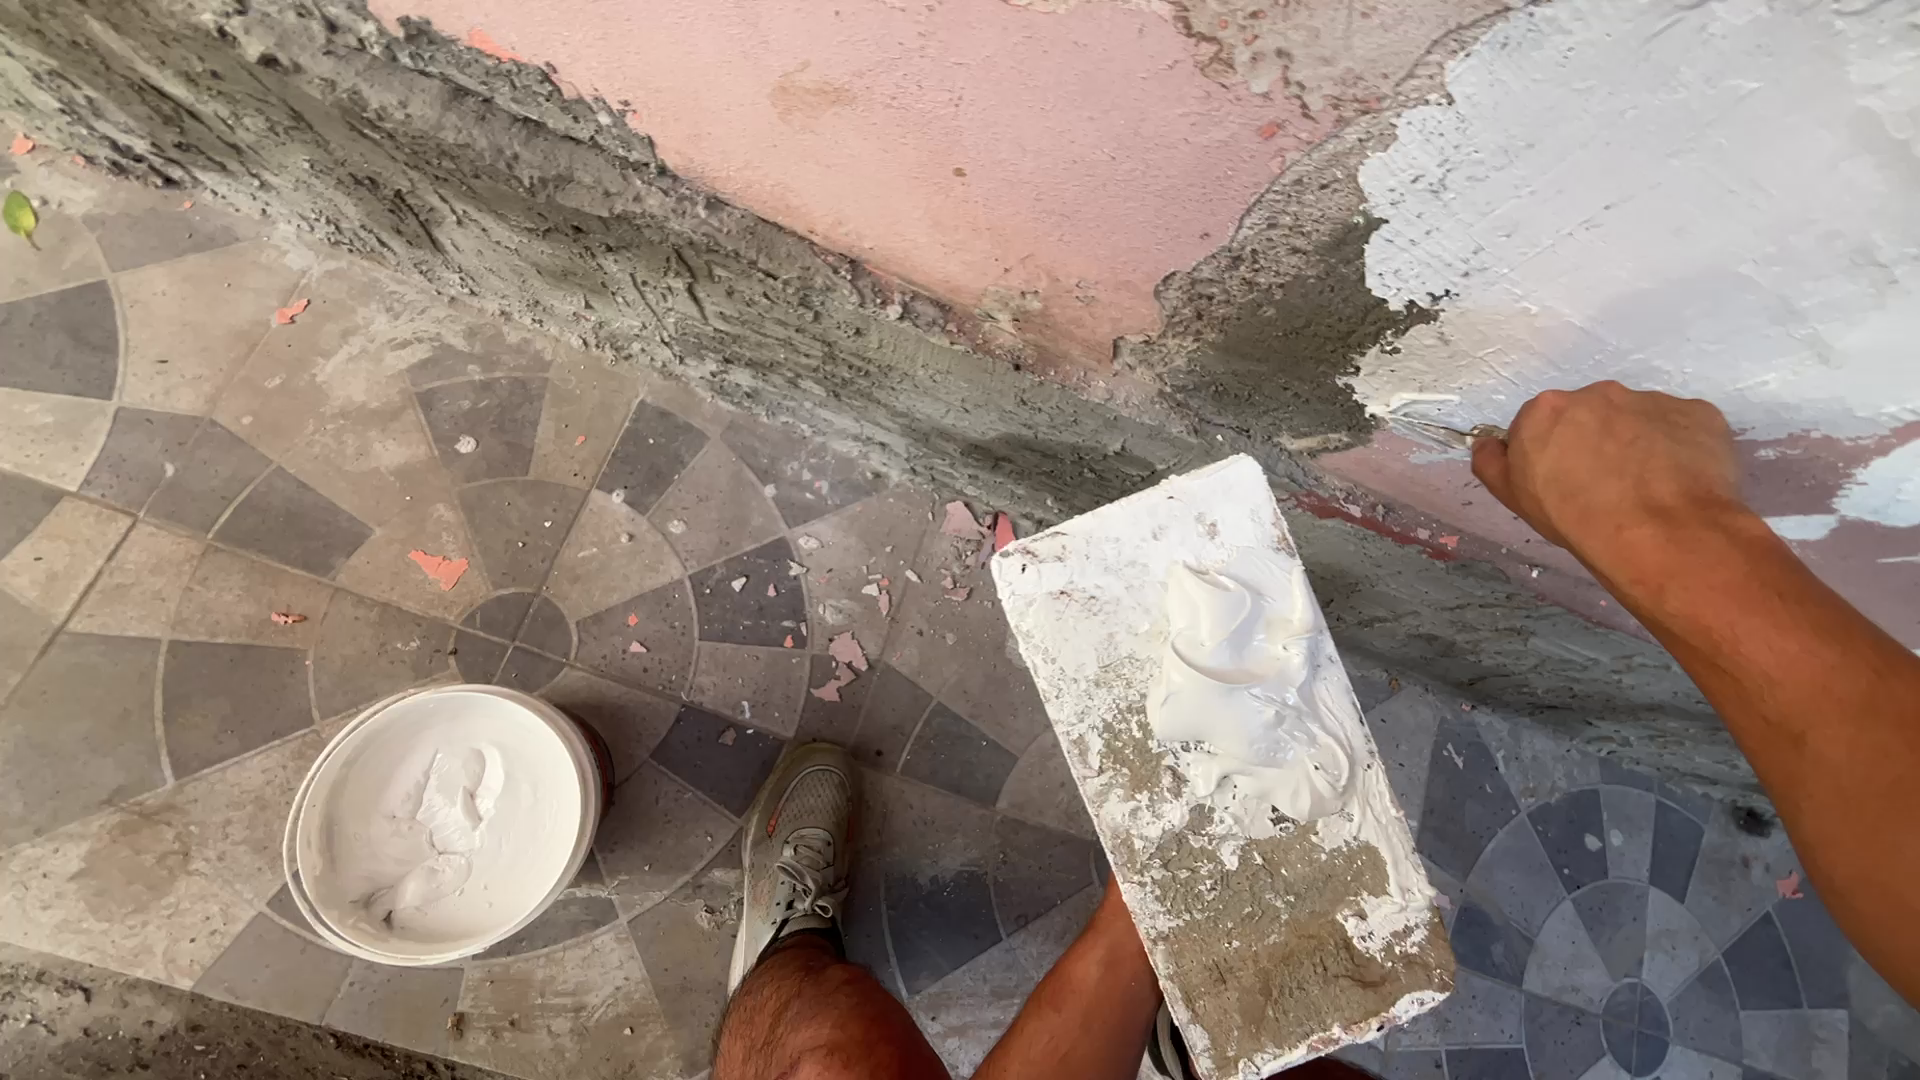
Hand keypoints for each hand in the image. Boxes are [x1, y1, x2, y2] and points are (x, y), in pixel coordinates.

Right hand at [1471, 382, 1745, 557]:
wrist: (1658, 530)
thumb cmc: (1571, 514)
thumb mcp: (1510, 495)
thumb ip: (1490, 461)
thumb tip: (1489, 443)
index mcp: (1544, 409)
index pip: (1536, 423)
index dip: (1543, 450)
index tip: (1554, 477)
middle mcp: (1597, 393)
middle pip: (1586, 413)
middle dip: (1588, 438)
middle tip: (1597, 479)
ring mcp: (1652, 400)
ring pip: (1633, 417)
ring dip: (1631, 440)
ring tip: (1639, 482)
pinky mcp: (1698, 412)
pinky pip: (1677, 425)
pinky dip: (1672, 445)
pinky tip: (1670, 477)